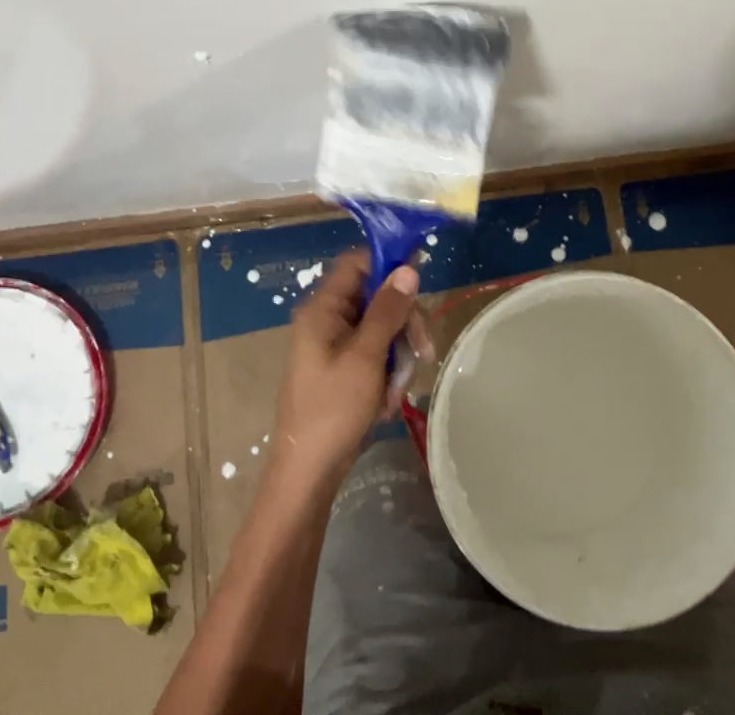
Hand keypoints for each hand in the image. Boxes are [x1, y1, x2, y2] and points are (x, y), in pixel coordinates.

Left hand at [274, 250, 426, 473]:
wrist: (310, 470)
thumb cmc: (333, 409)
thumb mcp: (366, 357)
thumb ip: (387, 311)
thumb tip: (408, 268)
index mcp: (322, 309)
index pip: (358, 264)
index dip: (389, 265)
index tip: (421, 280)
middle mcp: (327, 321)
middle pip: (378, 299)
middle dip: (404, 325)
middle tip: (424, 352)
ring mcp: (336, 347)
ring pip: (384, 331)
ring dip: (399, 357)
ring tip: (396, 391)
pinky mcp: (346, 370)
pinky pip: (377, 357)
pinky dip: (388, 376)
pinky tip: (387, 402)